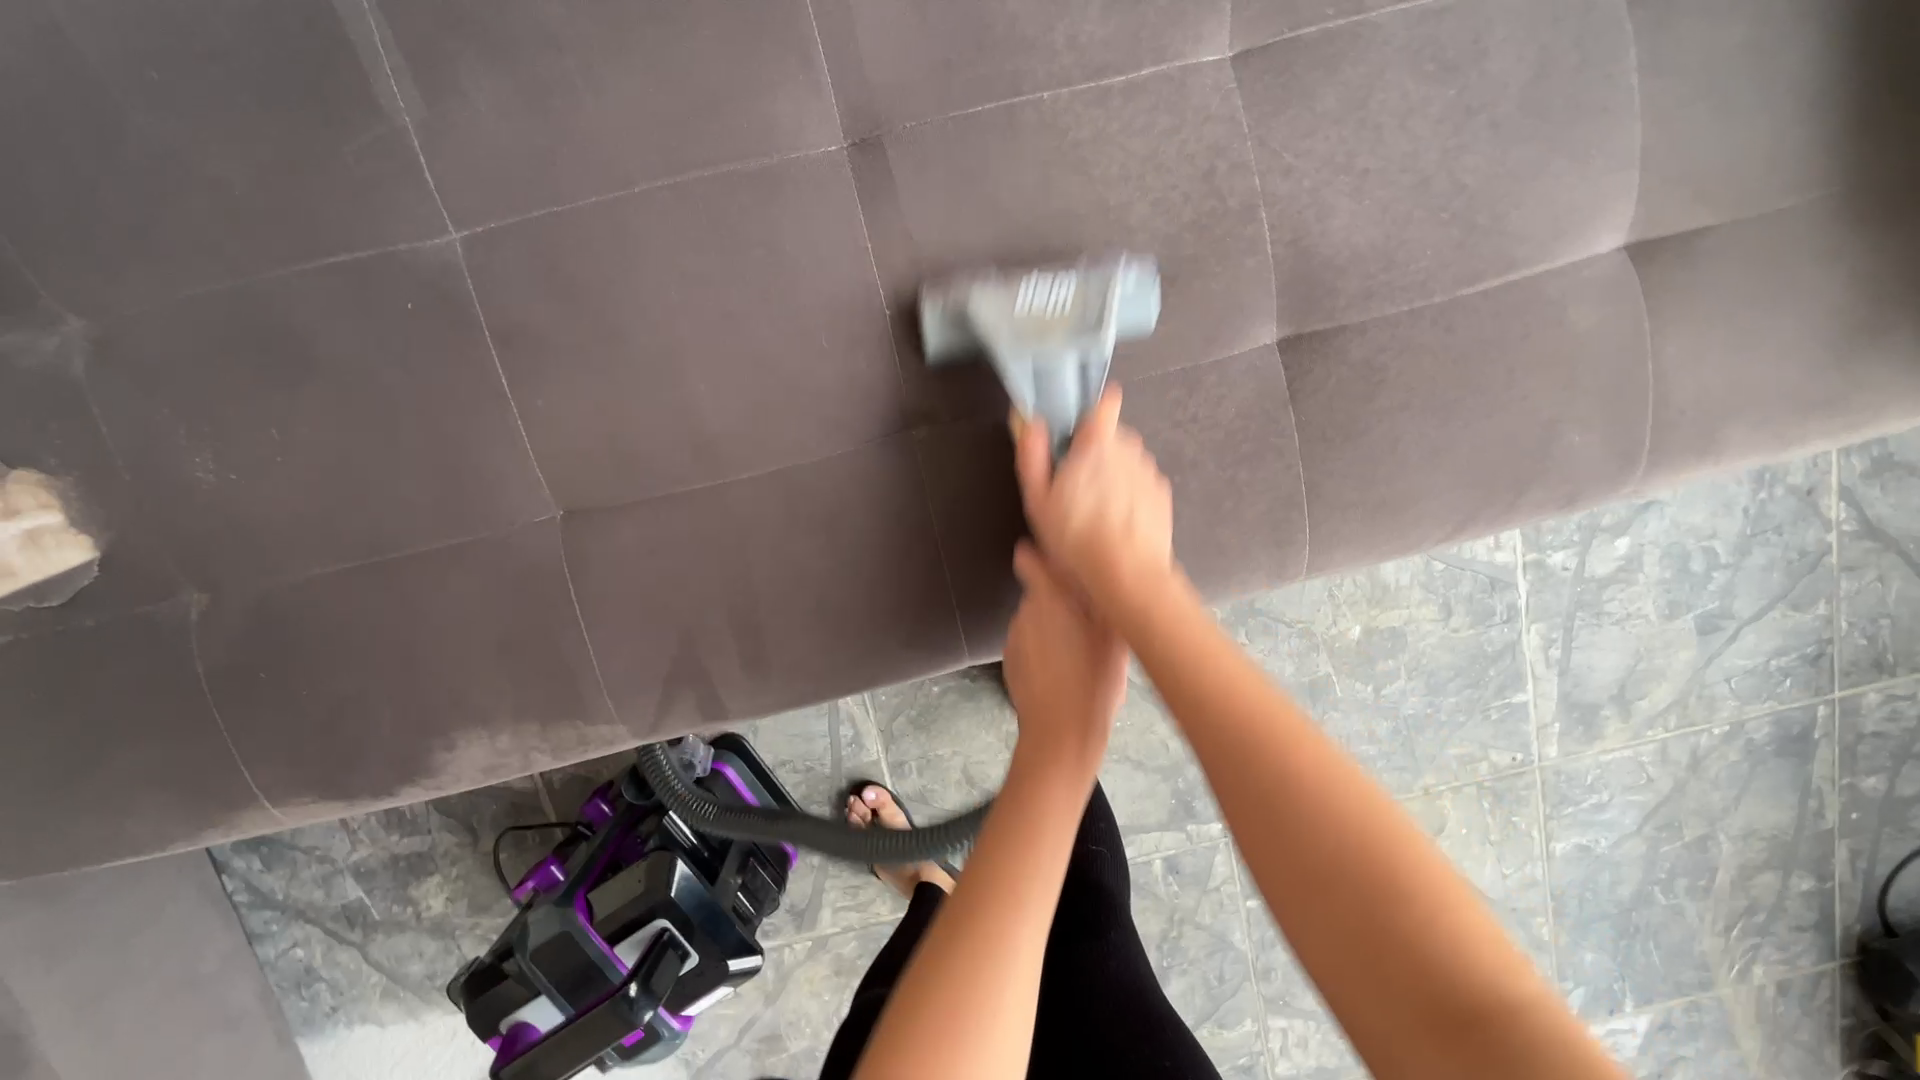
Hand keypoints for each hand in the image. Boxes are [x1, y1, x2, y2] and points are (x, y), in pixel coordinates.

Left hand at [1001, 542, 1127, 769]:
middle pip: (1042, 591)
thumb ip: (1104, 597)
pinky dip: (1045, 649)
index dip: (1044, 556)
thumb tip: (1099, 572)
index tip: (1063, 563)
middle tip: (1092, 620)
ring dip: (1055, 625)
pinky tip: (1066, 670)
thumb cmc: (1094, 684)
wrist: (1061, 735)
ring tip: (1082, 651)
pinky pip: (1030, 643)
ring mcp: (1014, 637)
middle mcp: (1025, 611)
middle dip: (1063, 599)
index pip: (1029, 557)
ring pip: (1037, 618)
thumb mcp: (1114, 636)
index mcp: (1049, 598)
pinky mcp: (1010, 661)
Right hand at [1014, 385, 1174, 612]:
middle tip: (1074, 485)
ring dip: (1113, 474)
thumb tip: (1032, 423)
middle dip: (1095, 452)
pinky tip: (1115, 522)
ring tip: (1095, 510)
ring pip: (1128, 461)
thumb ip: (1032, 455)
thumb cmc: (1076, 537)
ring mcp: (1149, 473)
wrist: (1128, 574)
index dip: (1094, 409)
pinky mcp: (1161, 496)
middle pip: (1112, 436)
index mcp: (1096, 444)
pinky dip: (1129, 495)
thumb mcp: (1037, 500)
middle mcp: (1129, 450)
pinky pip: (1141, 484)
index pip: (1105, 404)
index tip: (1081, 426)